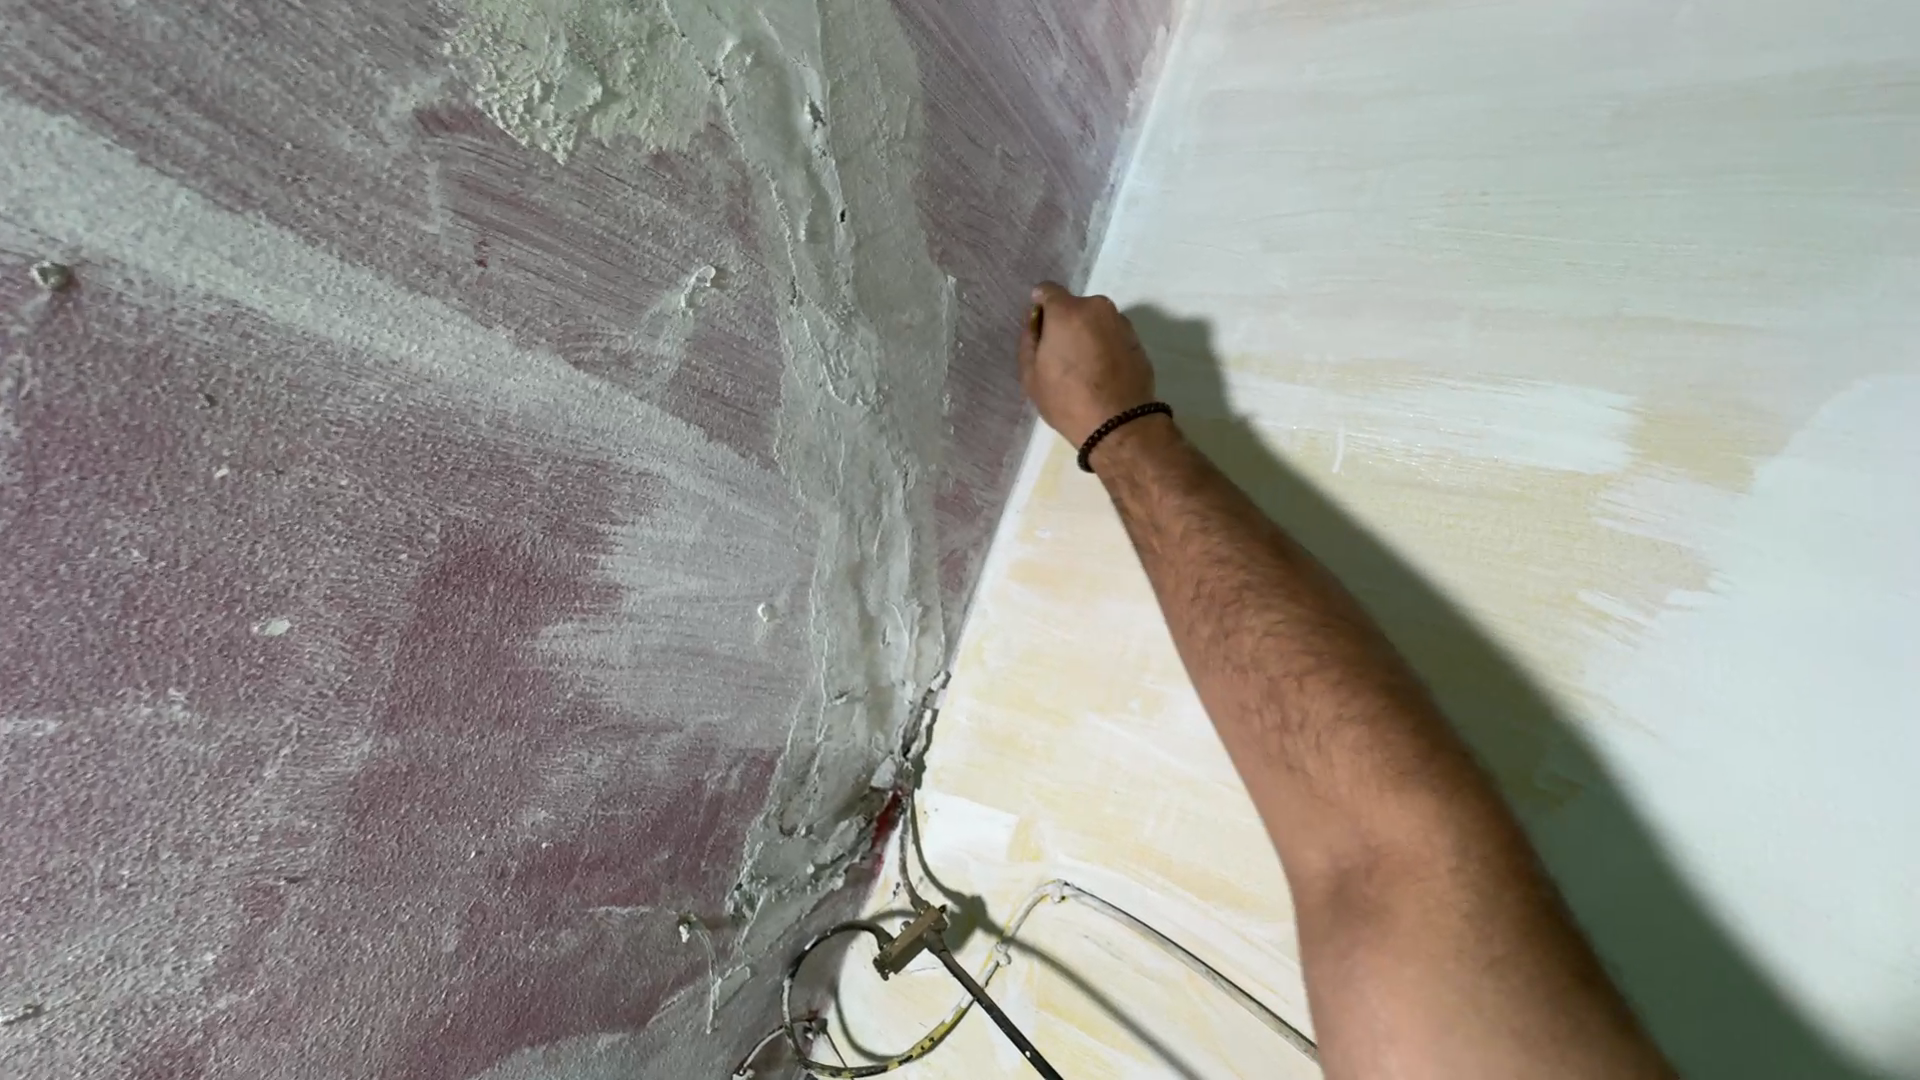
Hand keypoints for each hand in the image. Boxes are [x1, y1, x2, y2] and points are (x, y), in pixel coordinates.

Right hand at [1018, 282, 1157, 446]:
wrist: (1119, 423)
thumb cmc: (1067, 399)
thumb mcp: (1031, 375)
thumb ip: (1029, 339)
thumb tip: (1035, 320)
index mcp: (1067, 310)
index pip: (1047, 290)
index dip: (1040, 308)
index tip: (1040, 331)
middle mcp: (1097, 307)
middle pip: (1073, 307)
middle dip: (1065, 324)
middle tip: (1061, 357)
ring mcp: (1121, 322)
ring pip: (1095, 321)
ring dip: (1087, 335)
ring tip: (1084, 369)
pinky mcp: (1137, 340)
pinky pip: (1112, 336)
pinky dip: (1104, 347)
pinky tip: (1102, 374)